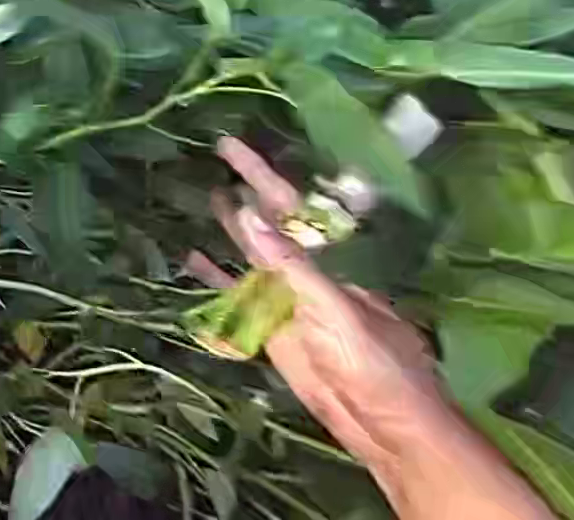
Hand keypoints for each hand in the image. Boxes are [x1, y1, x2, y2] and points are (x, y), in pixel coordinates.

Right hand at [191, 137, 553, 519]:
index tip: (231, 145)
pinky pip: (230, 289)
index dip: (261, 174)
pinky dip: (209, 272)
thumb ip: (291, 264)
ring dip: (227, 224)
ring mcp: (282, 294)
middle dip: (244, 188)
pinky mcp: (265, 321)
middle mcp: (303, 270)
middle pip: (267, 221)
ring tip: (200, 193)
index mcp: (328, 262)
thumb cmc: (375, 366)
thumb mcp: (335, 311)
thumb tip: (246, 212)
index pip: (290, 207)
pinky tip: (187, 255)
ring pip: (247, 250)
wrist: (386, 429)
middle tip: (211, 155)